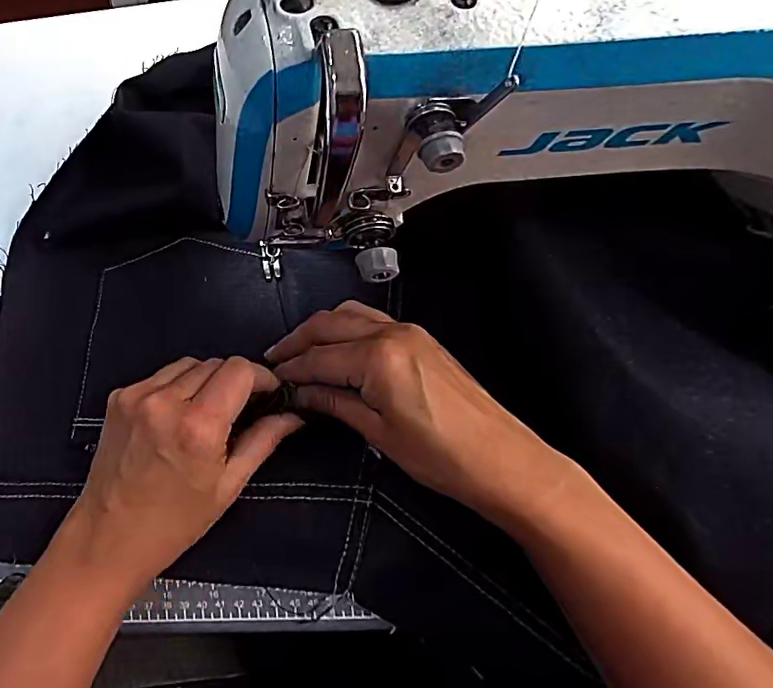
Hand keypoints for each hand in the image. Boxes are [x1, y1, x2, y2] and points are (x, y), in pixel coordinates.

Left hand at [51, 356, 303, 590]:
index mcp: (197, 426)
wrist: (106, 540)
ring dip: (206, 380)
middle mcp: (165, 401)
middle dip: (234, 381)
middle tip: (240, 409)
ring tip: (206, 413)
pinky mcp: (119, 396)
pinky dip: (177, 387)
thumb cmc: (174, 523)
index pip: (239, 369)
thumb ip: (264, 440)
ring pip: (190, 364)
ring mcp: (138, 395)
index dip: (261, 376)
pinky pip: (162, 375)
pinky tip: (177, 416)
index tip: (269, 393)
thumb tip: (293, 414)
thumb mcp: (228, 486)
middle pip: (216, 363)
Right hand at [267, 302, 574, 523]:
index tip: (271, 377)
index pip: (320, 356)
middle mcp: (392, 332)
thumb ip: (337, 403)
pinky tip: (338, 347)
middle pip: (331, 323)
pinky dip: (347, 328)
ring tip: (301, 350)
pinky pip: (372, 320)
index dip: (292, 368)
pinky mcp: (421, 337)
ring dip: (322, 328)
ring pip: (351, 314)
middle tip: (276, 358)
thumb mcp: (380, 434)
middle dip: (299, 339)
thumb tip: (303, 392)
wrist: (501, 458)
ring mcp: (409, 330)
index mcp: (378, 356)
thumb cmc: (440, 455)